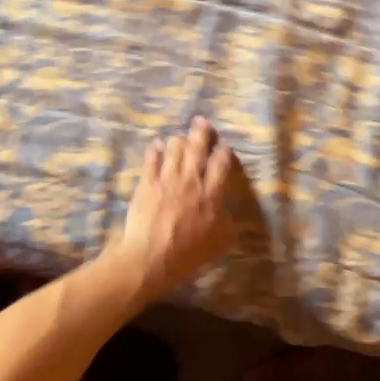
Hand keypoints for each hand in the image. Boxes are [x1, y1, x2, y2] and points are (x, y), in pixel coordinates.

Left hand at [111, 116, 238, 299]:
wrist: (151, 258)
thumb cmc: (188, 254)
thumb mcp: (219, 243)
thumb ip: (228, 224)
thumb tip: (233, 214)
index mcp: (211, 194)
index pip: (221, 163)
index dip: (224, 151)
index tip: (224, 146)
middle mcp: (191, 180)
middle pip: (197, 147)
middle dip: (201, 131)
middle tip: (201, 121)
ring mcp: (167, 179)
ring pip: (174, 148)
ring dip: (178, 140)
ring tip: (179, 138)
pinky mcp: (147, 182)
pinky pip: (151, 158)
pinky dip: (155, 149)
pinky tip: (156, 146)